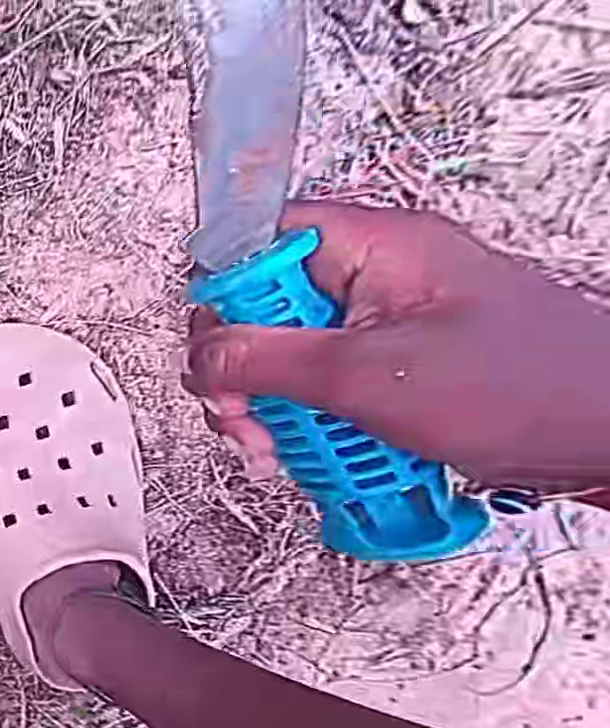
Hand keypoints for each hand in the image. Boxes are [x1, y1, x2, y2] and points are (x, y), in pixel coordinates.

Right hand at [185, 201, 609, 491]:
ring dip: (249, 405)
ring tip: (271, 439)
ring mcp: (357, 326)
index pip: (256, 242)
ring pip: (257, 355)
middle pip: (245, 310)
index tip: (221, 344)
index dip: (222, 292)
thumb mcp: (366, 374)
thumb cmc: (526, 391)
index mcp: (374, 251)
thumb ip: (264, 357)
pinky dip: (275, 419)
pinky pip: (285, 384)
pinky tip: (288, 444)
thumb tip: (199, 352)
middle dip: (229, 369)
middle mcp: (361, 281)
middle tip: (243, 408)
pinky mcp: (357, 364)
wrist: (601, 441)